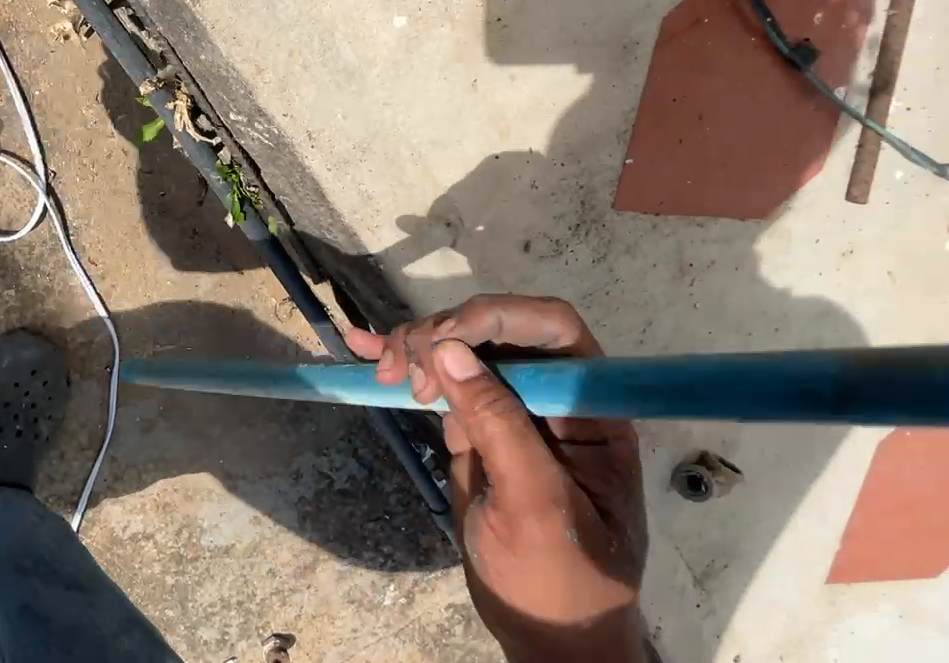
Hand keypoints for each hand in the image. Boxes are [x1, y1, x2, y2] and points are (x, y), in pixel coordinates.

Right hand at [346, 295, 647, 662]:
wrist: (542, 633)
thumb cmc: (561, 580)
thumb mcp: (536, 507)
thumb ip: (498, 424)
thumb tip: (450, 349)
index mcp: (587, 408)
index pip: (551, 328)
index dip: (497, 316)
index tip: (443, 340)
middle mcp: (548, 396)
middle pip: (492, 328)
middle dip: (441, 336)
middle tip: (402, 373)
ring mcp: (505, 406)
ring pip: (454, 347)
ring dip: (411, 347)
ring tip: (382, 374)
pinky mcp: (469, 422)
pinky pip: (432, 378)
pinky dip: (394, 360)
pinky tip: (360, 345)